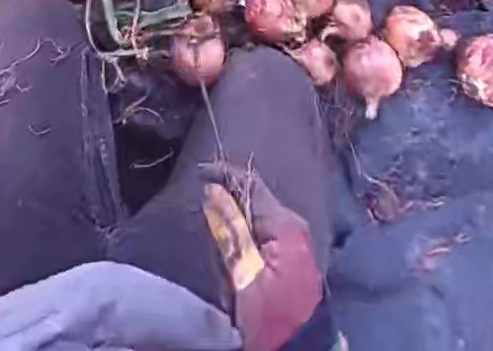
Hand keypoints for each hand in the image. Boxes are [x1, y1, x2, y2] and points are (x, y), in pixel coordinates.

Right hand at [201, 161, 321, 350]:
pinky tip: (227, 237)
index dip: (225, 175)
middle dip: (227, 196)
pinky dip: (243, 231)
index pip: (252, 185)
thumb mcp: (246, 277)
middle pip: (254, 199)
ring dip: (233, 215)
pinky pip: (262, 232)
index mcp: (286, 224)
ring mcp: (294, 242)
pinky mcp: (290, 258)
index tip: (199, 172)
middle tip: (198, 198)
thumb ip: (231, 231)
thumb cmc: (272, 319)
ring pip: (257, 216)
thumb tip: (213, 190)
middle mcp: (294, 225)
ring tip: (206, 215)